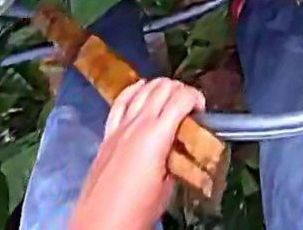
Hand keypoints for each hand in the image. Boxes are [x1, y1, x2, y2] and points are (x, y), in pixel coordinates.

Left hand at [68, 78, 205, 229]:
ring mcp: (121, 124)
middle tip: (189, 105)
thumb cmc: (137, 210)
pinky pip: (122, 100)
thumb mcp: (166, 188)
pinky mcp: (108, 130)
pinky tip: (141, 87)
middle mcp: (139, 121)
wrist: (101, 222)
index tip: (201, 108)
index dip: (194, 97)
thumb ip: (174, 161)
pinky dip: (134, 89)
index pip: (180, 99)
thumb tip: (179, 150)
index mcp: (157, 135)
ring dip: (160, 86)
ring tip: (171, 95)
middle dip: (180, 90)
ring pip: (143, 89)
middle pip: (162, 88)